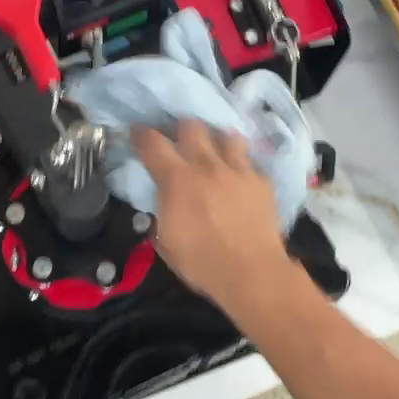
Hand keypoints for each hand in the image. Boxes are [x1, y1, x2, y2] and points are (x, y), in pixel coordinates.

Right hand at [134, 120, 300, 317]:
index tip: (137, 132)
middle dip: (181, 129)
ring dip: (216, 140)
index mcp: (177, 181)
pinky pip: (249, 162)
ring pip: (226, 135)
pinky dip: (241, 166)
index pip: (153, 144)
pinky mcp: (261, 181)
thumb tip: (164, 202)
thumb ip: (161, 212)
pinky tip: (239, 179)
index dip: (141, 134)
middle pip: (192, 126)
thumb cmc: (201, 263)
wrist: (250, 272)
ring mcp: (238, 170)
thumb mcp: (166, 241)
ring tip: (214, 152)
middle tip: (179, 141)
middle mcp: (207, 166)